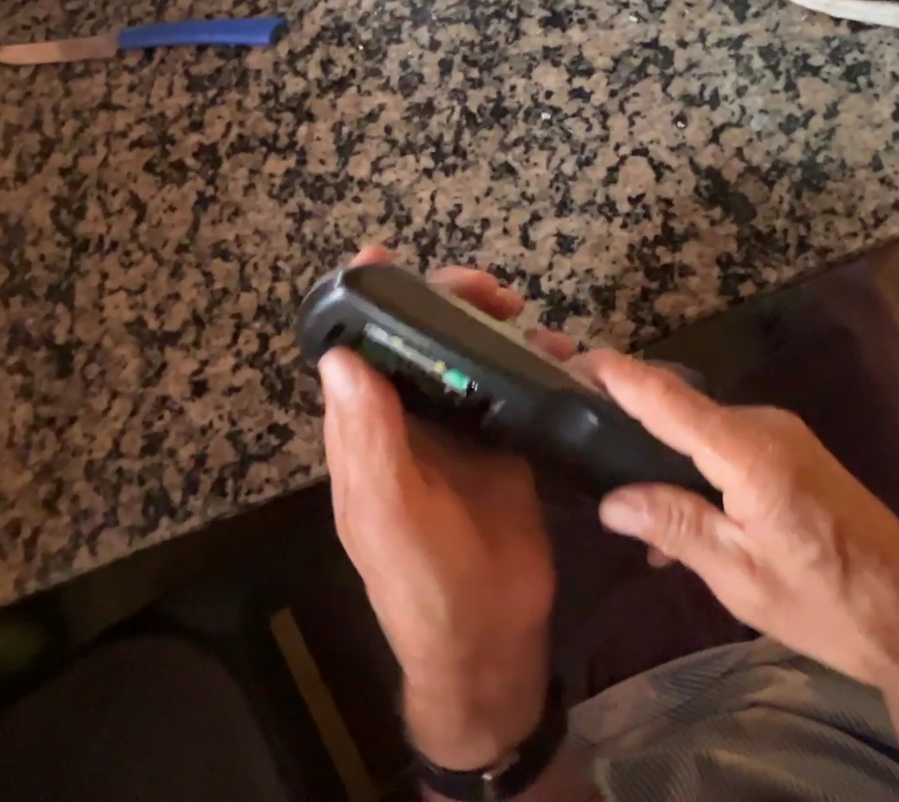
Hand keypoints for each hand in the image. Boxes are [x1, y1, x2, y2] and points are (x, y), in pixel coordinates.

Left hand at [318, 247, 573, 770]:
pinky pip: (510, 389)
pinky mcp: (503, 444)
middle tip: (493, 294)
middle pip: (419, 342)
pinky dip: (529, 364)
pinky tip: (558, 357)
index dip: (366, 303)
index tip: (387, 259)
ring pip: (467, 358)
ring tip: (528, 319)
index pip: (357, 352)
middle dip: (447, 304)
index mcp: (367, 432)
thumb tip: (341, 359)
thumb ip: (367, 440)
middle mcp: (409, 422)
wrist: (491, 638)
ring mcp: (459, 431)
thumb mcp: (389, 513)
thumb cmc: (425, 582)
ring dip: (491, 328)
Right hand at [581, 351, 898, 694]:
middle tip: (577, 431)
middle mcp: (764, 426)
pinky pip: (727, 448)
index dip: (619, 374)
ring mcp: (784, 437)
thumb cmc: (827, 603)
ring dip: (661, 457)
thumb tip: (611, 502)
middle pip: (680, 407)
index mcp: (748, 451)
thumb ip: (673, 526)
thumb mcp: (738, 574)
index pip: (667, 398)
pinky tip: (676, 520)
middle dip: (628, 415)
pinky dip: (695, 471)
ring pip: (701, 431)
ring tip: (622, 502)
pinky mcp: (794, 455)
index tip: (572, 357)